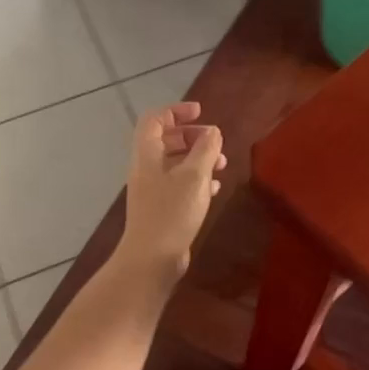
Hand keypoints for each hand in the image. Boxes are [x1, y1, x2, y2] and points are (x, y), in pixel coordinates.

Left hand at [118, 102, 225, 281]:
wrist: (152, 258)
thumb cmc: (172, 211)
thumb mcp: (194, 176)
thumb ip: (205, 150)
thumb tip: (212, 132)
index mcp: (147, 154)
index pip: (155, 119)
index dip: (176, 111)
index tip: (201, 113)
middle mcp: (146, 168)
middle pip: (166, 140)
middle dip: (192, 136)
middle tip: (216, 142)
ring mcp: (152, 190)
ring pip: (175, 164)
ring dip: (198, 159)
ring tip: (222, 166)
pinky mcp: (161, 208)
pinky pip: (179, 185)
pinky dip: (197, 180)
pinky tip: (215, 188)